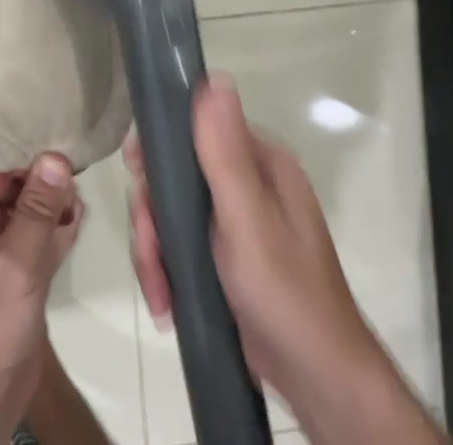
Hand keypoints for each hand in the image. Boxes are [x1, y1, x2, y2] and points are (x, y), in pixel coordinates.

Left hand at [0, 153, 84, 442]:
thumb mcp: (15, 261)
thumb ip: (38, 209)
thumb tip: (56, 157)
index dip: (31, 165)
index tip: (69, 156)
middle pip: (18, 191)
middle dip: (48, 188)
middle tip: (79, 184)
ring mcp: (0, 252)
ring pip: (34, 215)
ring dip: (57, 210)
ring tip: (79, 206)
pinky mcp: (21, 273)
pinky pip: (42, 239)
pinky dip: (59, 232)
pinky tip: (76, 224)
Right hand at [127, 76, 444, 442]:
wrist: (315, 375)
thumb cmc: (283, 290)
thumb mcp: (247, 217)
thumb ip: (224, 151)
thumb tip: (213, 78)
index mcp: (260, 164)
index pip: (194, 129)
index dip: (159, 150)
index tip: (138, 177)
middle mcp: (247, 185)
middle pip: (173, 177)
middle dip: (153, 219)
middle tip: (152, 252)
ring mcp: (233, 223)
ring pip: (169, 215)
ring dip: (155, 253)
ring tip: (161, 293)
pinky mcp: (222, 257)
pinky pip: (177, 247)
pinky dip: (166, 271)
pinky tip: (167, 302)